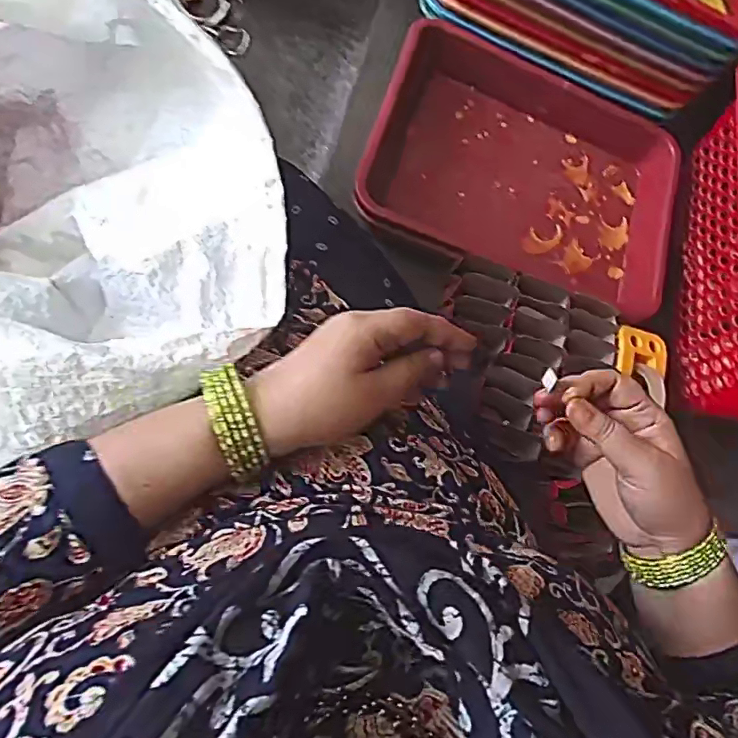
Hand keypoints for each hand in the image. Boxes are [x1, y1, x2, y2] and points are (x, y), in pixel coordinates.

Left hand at [249, 309, 475, 456]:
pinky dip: (396, 359)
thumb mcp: (375, 394)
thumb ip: (412, 372)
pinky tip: (406, 379)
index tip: (473, 348)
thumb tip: (437, 358)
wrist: (264, 416)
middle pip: (406, 325)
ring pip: (391, 337)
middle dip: (436, 344)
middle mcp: (354, 322)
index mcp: (366, 327)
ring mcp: (341, 334)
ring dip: (417, 353)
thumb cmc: (321, 406)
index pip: (419, 321)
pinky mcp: (332, 349)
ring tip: (439, 377)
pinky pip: (374, 347)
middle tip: (460, 367)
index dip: (450, 334)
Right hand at [533, 370, 712, 557]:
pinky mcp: (589, 459)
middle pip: (588, 396)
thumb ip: (606, 432)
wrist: (665, 544)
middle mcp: (623, 423)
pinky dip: (555, 436)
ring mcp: (604, 441)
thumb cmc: (673, 502)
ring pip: (573, 415)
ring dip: (555, 413)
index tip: (570, 394)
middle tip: (547, 400)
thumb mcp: (642, 462)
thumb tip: (577, 406)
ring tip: (543, 416)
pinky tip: (552, 440)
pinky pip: (566, 439)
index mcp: (645, 415)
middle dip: (565, 395)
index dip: (588, 384)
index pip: (612, 384)